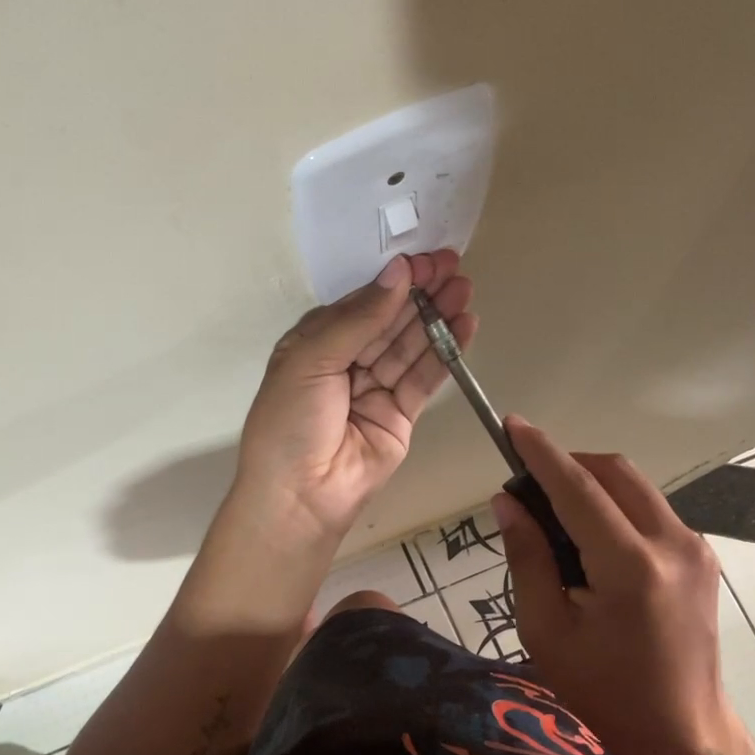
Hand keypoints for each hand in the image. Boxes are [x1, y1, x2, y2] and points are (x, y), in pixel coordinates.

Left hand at [236, 252, 476, 535]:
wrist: (299, 496)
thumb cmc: (290, 422)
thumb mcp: (311, 360)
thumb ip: (358, 319)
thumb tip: (399, 274)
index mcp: (315, 346)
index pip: (359, 305)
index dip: (391, 282)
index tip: (424, 258)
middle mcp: (345, 363)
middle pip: (389, 321)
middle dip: (420, 293)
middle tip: (453, 265)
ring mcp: (374, 390)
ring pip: (410, 346)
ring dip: (437, 317)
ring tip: (464, 287)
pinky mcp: (399, 416)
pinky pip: (424, 378)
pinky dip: (445, 352)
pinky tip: (464, 324)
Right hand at [493, 424, 754, 754]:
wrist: (683, 733)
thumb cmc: (602, 690)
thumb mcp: (547, 628)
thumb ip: (527, 557)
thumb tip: (507, 502)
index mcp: (630, 565)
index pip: (577, 487)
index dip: (540, 452)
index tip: (511, 424)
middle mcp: (672, 544)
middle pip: (615, 472)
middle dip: (568, 462)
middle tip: (526, 482)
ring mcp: (695, 550)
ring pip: (637, 488)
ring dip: (593, 483)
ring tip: (552, 513)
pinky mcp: (702, 561)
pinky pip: (651, 512)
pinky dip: (615, 507)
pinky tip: (588, 539)